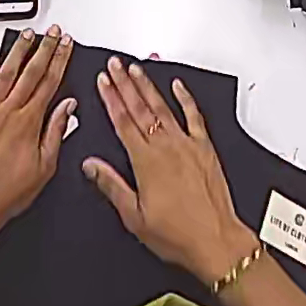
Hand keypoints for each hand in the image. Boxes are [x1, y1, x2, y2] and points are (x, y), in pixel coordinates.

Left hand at [0, 27, 75, 258]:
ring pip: (5, 72)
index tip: (67, 45)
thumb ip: (56, 132)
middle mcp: (7, 111)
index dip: (60, 60)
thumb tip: (67, 108)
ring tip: (27, 34)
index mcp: (28, 122)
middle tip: (53, 32)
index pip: (49, 82)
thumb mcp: (44, 168)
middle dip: (44, 48)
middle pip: (29, 71)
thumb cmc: (6, 193)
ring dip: (17, 50)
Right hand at [83, 57, 260, 287]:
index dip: (111, 98)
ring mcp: (186, 144)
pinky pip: (194, 116)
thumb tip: (90, 165)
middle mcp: (165, 146)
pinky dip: (185, 98)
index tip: (103, 81)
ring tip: (135, 69)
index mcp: (145, 160)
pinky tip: (177, 85)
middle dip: (124, 83)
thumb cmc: (177, 234)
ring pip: (162, 106)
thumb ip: (111, 185)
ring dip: (147, 85)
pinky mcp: (205, 148)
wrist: (216, 241)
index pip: (122, 121)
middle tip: (114, 64)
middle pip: (139, 107)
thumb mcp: (134, 216)